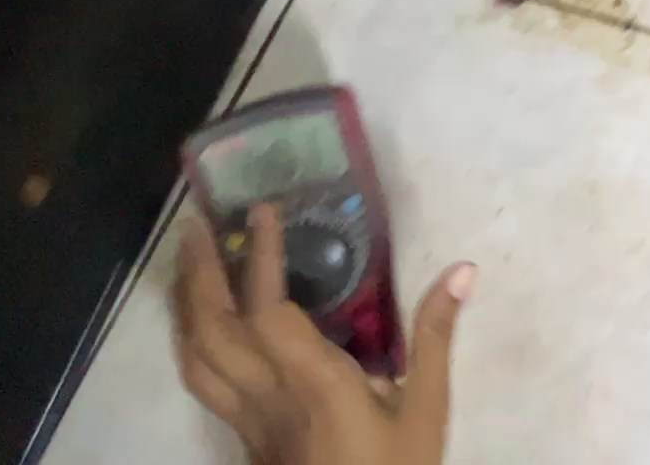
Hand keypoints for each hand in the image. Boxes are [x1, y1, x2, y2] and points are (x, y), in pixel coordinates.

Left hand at [174, 204, 475, 464]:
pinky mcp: (246, 437)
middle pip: (212, 334)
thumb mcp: (427, 409)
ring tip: (191, 262)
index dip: (261, 259)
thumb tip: (462, 270)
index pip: (269, 313)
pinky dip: (195, 339)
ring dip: (187, 305)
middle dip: (199, 275)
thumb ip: (436, 337)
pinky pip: (203, 380)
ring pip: (196, 360)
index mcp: (312, 385)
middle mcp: (267, 400)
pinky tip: (206, 323)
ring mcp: (248, 422)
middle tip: (195, 225)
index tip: (262, 212)